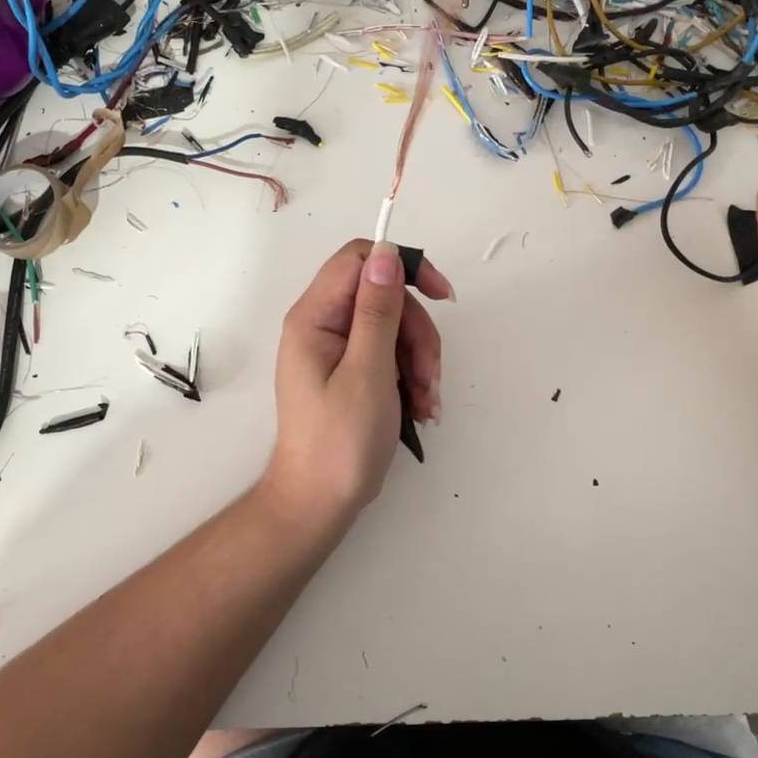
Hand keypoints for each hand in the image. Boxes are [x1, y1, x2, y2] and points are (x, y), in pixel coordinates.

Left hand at [267, 240, 452, 520]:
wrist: (319, 503)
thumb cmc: (340, 441)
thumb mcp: (368, 371)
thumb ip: (377, 310)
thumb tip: (385, 254)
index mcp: (314, 317)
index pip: (358, 260)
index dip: (403, 267)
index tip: (442, 295)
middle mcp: (322, 325)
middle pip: (384, 297)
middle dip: (417, 334)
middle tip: (430, 377)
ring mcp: (336, 350)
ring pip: (394, 328)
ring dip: (420, 361)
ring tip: (427, 403)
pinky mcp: (351, 372)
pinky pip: (390, 355)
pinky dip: (412, 377)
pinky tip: (421, 409)